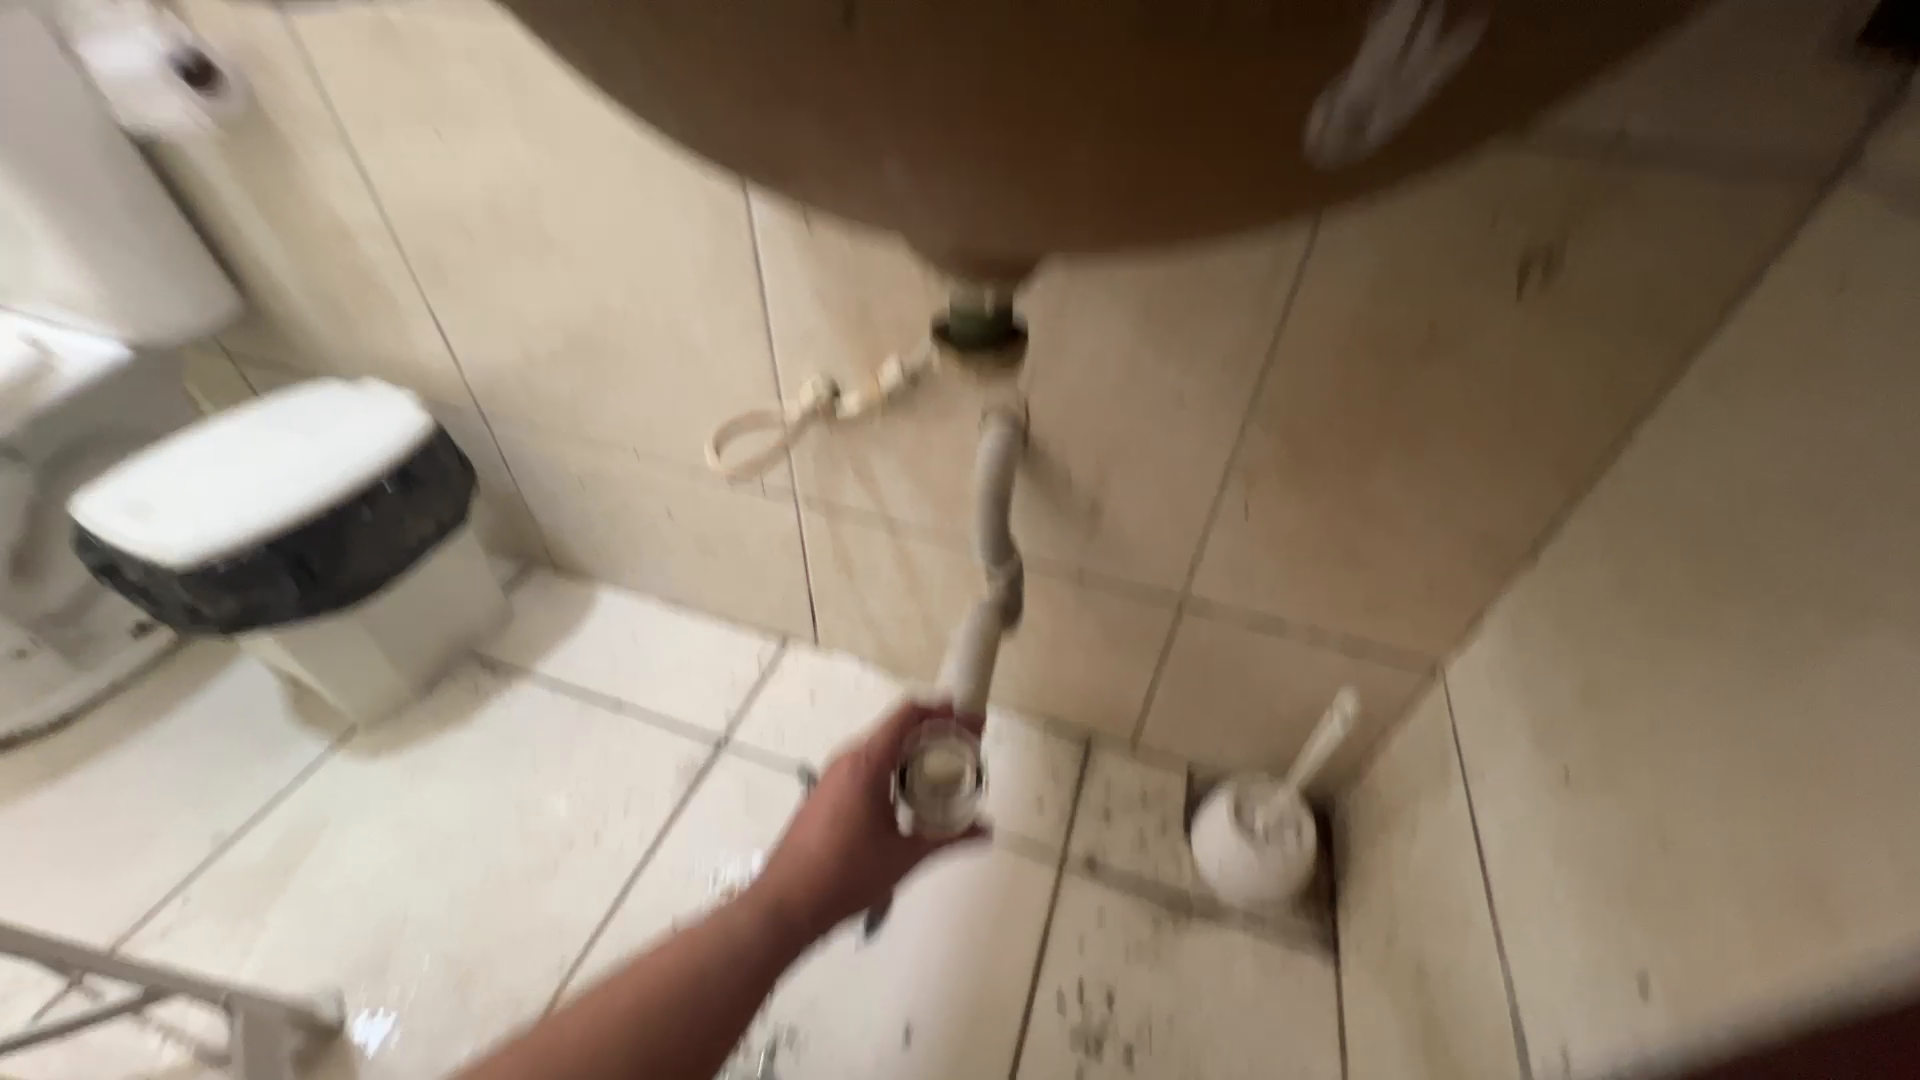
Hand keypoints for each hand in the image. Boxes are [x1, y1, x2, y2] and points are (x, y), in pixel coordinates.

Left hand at [749, 700, 987, 940]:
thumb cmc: (847, 875)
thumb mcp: (905, 857)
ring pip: (881, 747)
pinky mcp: (826, 792)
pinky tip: (910, 793)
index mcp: (868, 763)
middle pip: (897, 728)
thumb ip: (949, 838)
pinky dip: (893, 766)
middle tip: (965, 747)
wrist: (785, 904)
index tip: (969, 718)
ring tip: (944, 769)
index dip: (941, 710)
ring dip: (912, 750)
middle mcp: (849, 759)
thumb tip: (987, 829)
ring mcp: (833, 775)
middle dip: (933, 732)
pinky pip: (866, 765)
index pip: (907, 715)